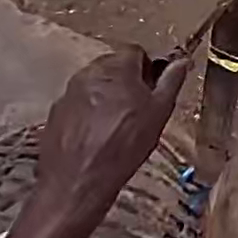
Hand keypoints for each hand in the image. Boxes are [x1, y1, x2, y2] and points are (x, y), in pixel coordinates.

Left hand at [32, 45, 189, 224]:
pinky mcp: (55, 112)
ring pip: (95, 84)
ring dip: (106, 95)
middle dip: (126, 81)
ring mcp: (69, 91)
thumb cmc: (124, 146)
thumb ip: (171, 82)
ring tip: (114, 125)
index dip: (147, 70)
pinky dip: (87, 112)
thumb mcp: (159, 113)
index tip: (150, 92)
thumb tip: (182, 61)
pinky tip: (93, 136)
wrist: (76, 184)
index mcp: (117, 66)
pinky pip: (78, 103)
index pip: (136, 52)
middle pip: (114, 65)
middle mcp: (90, 71)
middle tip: (135, 109)